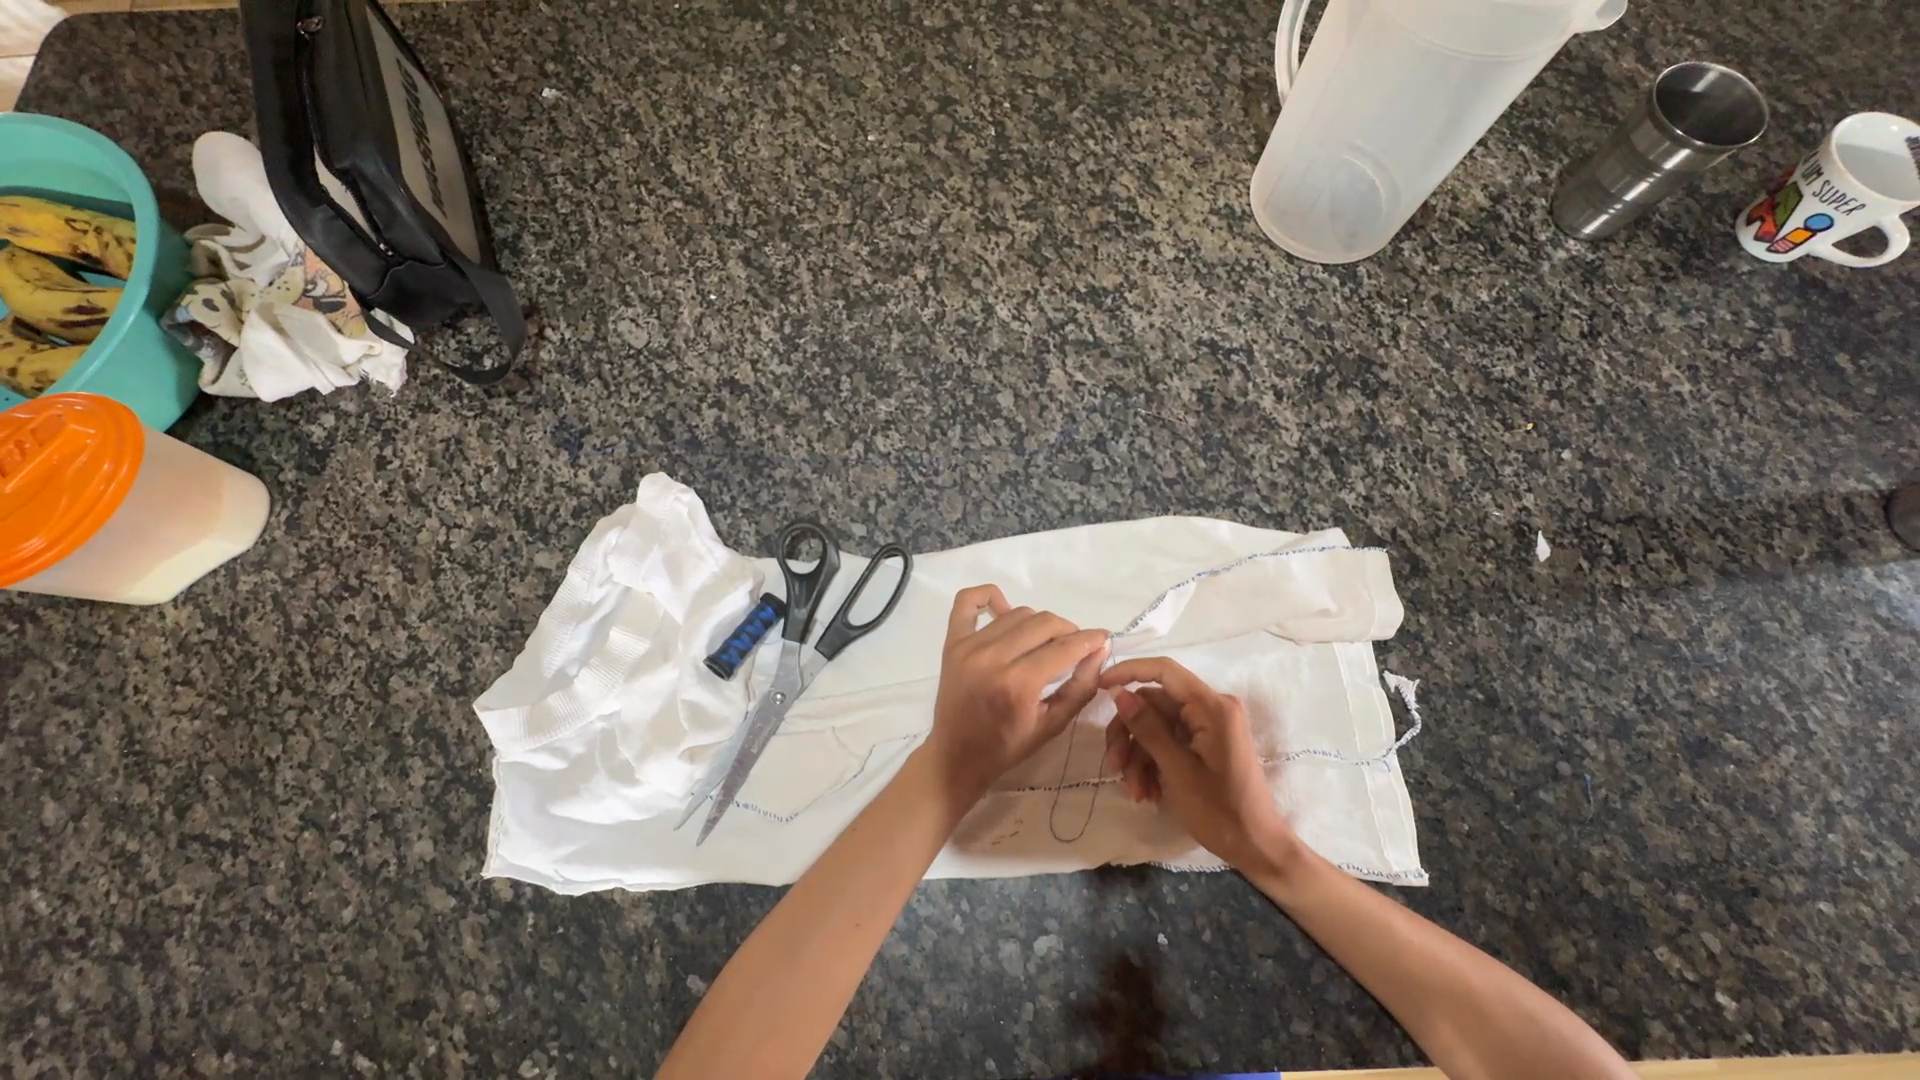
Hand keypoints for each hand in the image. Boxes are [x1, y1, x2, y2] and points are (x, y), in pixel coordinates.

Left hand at [924, 585, 1109, 799]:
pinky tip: (1004, 608)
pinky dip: (989, 597)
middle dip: (1068, 631)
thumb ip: (1081, 686)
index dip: (1090, 640)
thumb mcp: (1053, 725)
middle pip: (1043, 623)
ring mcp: (968, 647)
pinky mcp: (952, 642)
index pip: (1064, 647)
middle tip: (1073, 647)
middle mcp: (992, 659)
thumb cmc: (1008, 747)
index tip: (1102, 638)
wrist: (957, 756)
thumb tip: (1100, 649)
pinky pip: (967, 601)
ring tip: (1043, 642)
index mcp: (1018, 685)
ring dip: (1038, 623)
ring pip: (1017, 613)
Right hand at [1100, 657, 1297, 873]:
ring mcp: (1208, 727)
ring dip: (1138, 757)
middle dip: (1129, 735)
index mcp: (1212, 707)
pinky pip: (1168, 743)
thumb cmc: (1220, 810)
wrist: (1256, 847)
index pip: (1164, 671)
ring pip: (1156, 726)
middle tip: (1113, 767)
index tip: (1098, 688)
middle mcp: (1211, 708)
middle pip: (1154, 704)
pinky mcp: (1205, 745)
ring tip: (1134, 791)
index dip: (1128, 672)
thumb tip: (1119, 694)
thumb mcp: (1177, 769)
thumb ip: (1147, 728)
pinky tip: (1148, 793)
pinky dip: (1152, 765)